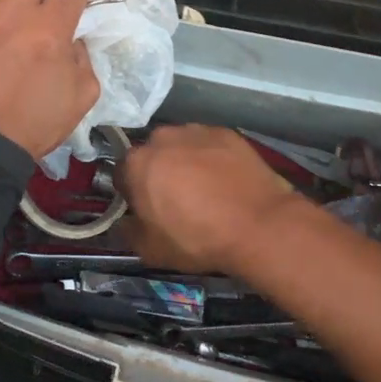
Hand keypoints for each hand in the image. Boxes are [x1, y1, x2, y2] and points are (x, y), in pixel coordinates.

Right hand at [118, 124, 302, 274]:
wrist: (258, 224)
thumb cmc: (198, 238)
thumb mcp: (151, 250)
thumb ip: (128, 232)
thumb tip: (123, 222)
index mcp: (137, 163)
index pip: (122, 174)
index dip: (132, 194)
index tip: (146, 210)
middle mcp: (162, 138)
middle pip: (153, 155)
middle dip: (159, 173)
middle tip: (177, 199)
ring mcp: (196, 130)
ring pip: (181, 146)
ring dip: (185, 162)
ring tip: (206, 189)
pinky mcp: (225, 132)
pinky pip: (209, 144)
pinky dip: (212, 158)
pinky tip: (226, 180)